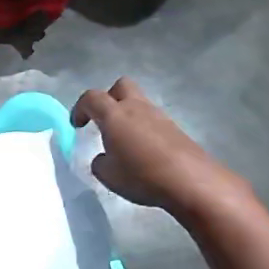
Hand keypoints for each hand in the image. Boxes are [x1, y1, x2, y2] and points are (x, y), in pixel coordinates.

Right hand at [72, 78, 253, 218]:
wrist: (191, 181)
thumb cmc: (141, 175)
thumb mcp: (108, 175)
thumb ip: (100, 162)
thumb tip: (104, 157)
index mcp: (114, 115)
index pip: (91, 97)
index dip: (80, 108)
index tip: (77, 126)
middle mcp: (137, 108)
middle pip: (120, 86)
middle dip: (108, 99)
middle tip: (103, 122)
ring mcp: (159, 116)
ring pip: (139, 103)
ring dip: (127, 116)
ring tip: (123, 143)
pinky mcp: (175, 129)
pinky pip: (152, 120)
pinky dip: (143, 129)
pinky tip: (143, 153)